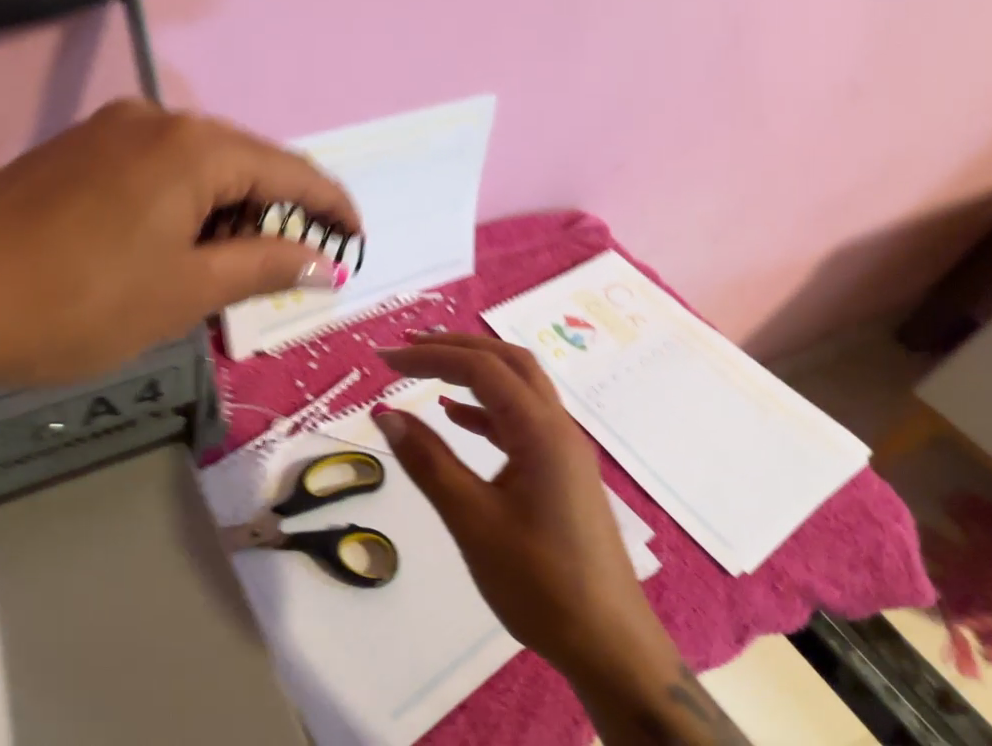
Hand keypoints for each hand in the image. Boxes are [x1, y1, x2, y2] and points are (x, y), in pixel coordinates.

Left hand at [0, 99, 358, 389]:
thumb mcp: (184, 292)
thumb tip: (322, 261)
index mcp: (194, 146)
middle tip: (275, 279)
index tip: (354, 245)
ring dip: (218, 219)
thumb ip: (262, 267)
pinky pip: (148, 175)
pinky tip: (160, 255)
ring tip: (214, 277)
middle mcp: (153, 120)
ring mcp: (104, 132)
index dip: (331, 209)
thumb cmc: (77, 302)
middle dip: (268, 219)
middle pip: (240, 164)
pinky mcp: (68, 154)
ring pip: (191, 171)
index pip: (290, 170)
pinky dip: (174, 212)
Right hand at [371, 334, 664, 672]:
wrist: (608, 644)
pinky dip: (485, 407)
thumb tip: (385, 413)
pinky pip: (521, 420)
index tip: (382, 361)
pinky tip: (456, 418)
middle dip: (456, 347)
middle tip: (406, 348)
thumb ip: (428, 461)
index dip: (429, 357)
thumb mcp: (472, 521)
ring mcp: (564, 451)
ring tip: (426, 371)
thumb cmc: (539, 583)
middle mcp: (558, 429)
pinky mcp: (561, 474)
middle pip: (508, 362)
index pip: (481, 369)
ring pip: (518, 388)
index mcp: (541, 433)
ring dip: (473, 372)